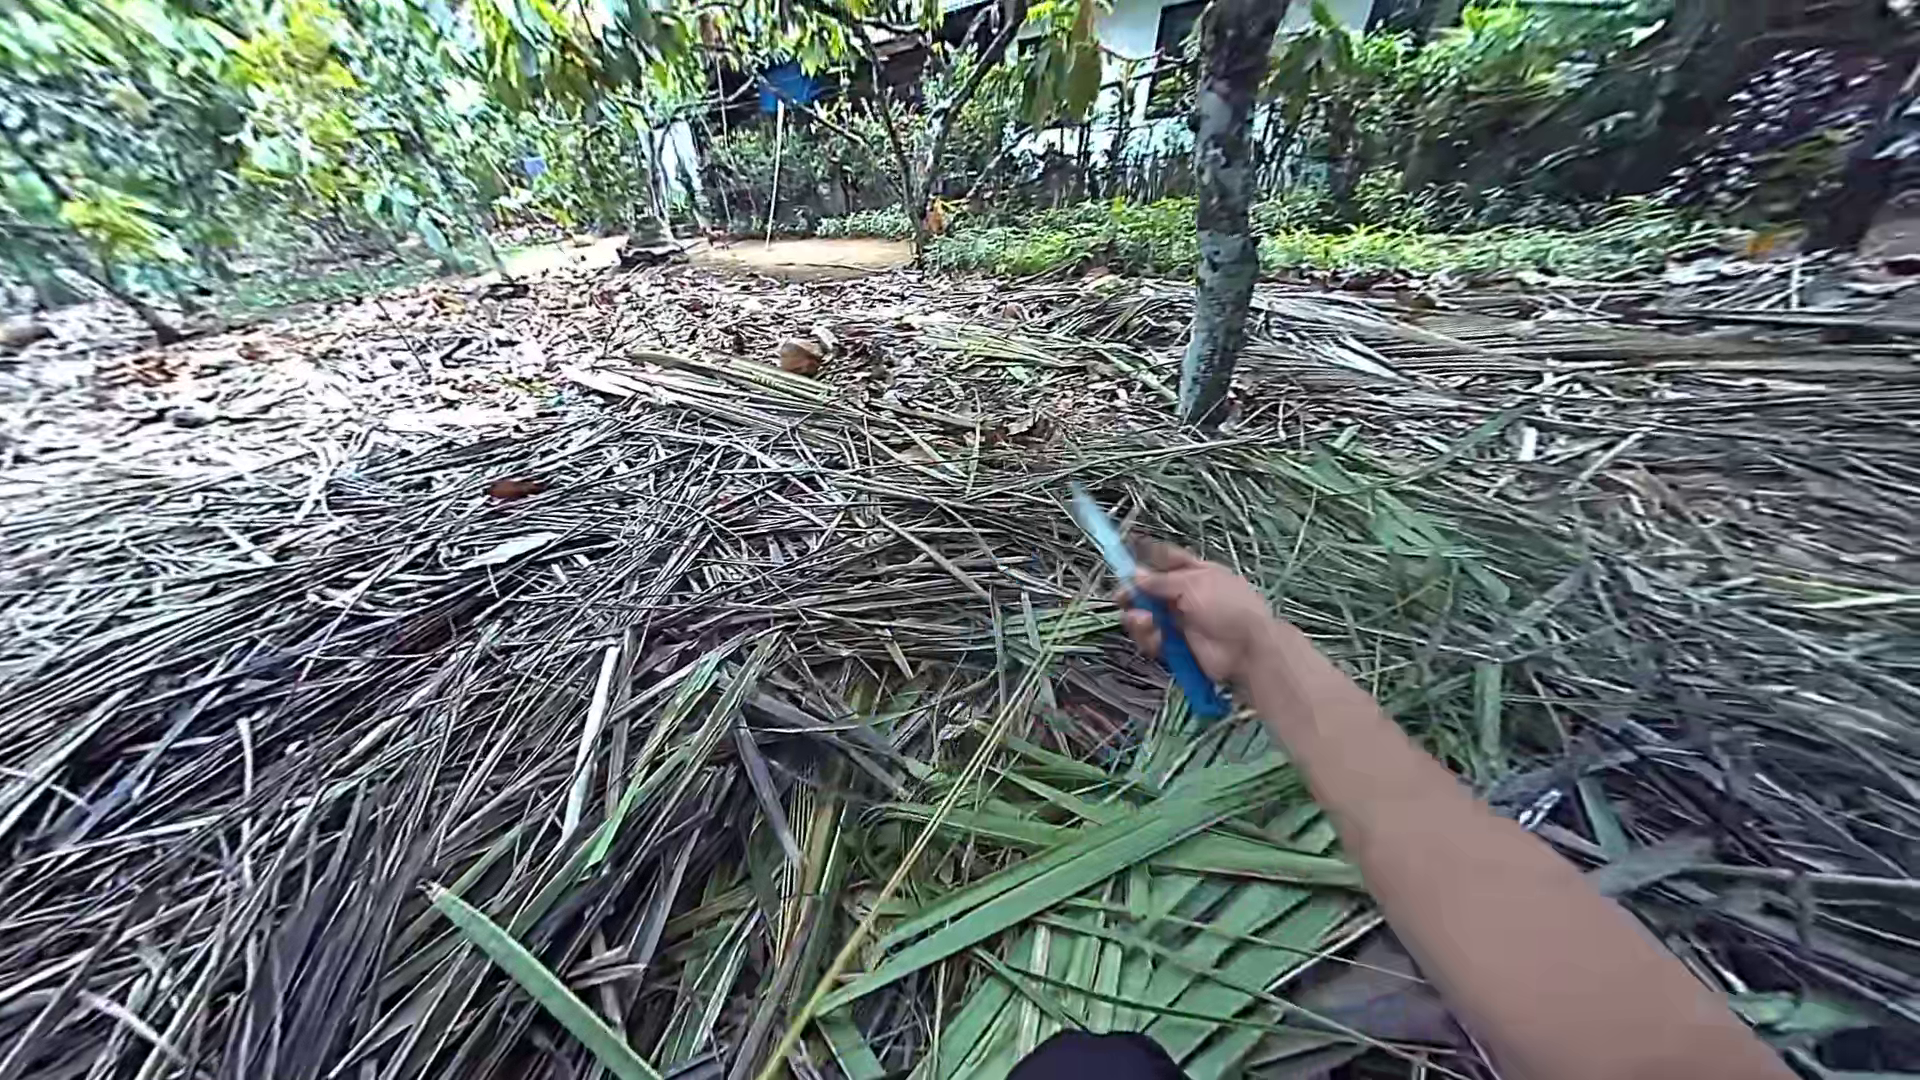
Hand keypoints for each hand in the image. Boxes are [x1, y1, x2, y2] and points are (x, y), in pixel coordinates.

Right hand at [1117, 544, 1285, 686]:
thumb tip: (1134, 574)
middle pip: (1148, 592)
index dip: (1146, 559)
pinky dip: (1150, 639)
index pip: (1166, 561)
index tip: (1124, 561)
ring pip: (1145, 617)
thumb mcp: (1193, 583)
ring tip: (1144, 621)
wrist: (1247, 649)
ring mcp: (1179, 622)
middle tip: (1122, 598)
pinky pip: (1151, 640)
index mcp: (1195, 574)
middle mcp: (1185, 596)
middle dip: (1133, 594)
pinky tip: (1157, 637)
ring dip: (1139, 619)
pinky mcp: (1175, 646)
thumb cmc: (1226, 606)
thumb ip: (1160, 580)